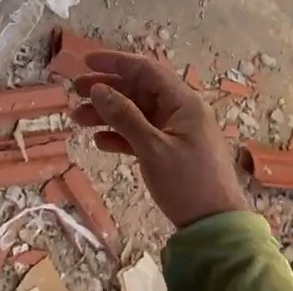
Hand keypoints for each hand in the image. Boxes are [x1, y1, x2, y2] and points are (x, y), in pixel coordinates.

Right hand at [71, 50, 249, 228]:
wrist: (217, 231)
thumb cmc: (188, 183)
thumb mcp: (153, 148)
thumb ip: (124, 116)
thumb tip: (97, 88)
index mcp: (183, 103)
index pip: (145, 70)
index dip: (114, 62)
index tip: (85, 61)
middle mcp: (179, 112)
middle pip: (137, 90)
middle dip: (105, 90)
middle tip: (75, 91)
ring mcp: (175, 133)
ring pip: (135, 113)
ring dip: (107, 114)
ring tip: (78, 119)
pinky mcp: (170, 152)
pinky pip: (140, 134)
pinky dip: (120, 136)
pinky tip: (100, 142)